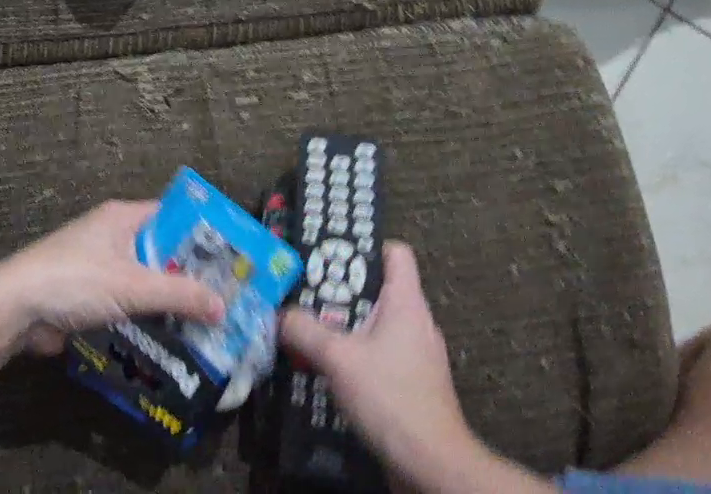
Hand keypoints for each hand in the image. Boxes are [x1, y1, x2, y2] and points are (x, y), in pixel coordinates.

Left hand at [0, 200, 225, 355]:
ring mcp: (101, 267)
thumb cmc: (74, 280)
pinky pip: (130, 304)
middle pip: (163, 252)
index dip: (204, 235)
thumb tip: (222, 307)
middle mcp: (114, 237)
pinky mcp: (91, 297)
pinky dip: (149, 318)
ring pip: (147, 282)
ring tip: (211, 326)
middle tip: (230, 300)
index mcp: (123, 218)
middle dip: (192, 276)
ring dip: (171, 302)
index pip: (173, 217)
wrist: (17, 309)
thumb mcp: (132, 284)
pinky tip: (175, 341)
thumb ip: (179, 294)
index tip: (234, 258)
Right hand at [279, 243, 479, 482]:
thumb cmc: (391, 397)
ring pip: (372, 324)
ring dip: (339, 325)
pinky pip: (376, 355)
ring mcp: (415, 356)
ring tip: (305, 329)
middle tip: (301, 291)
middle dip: (337, 290)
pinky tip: (323, 368)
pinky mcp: (409, 385)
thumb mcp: (338, 357)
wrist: (431, 466)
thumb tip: (278, 315)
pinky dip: (351, 355)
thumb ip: (304, 329)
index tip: (328, 251)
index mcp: (406, 303)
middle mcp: (415, 323)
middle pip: (375, 289)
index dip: (364, 245)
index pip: (395, 253)